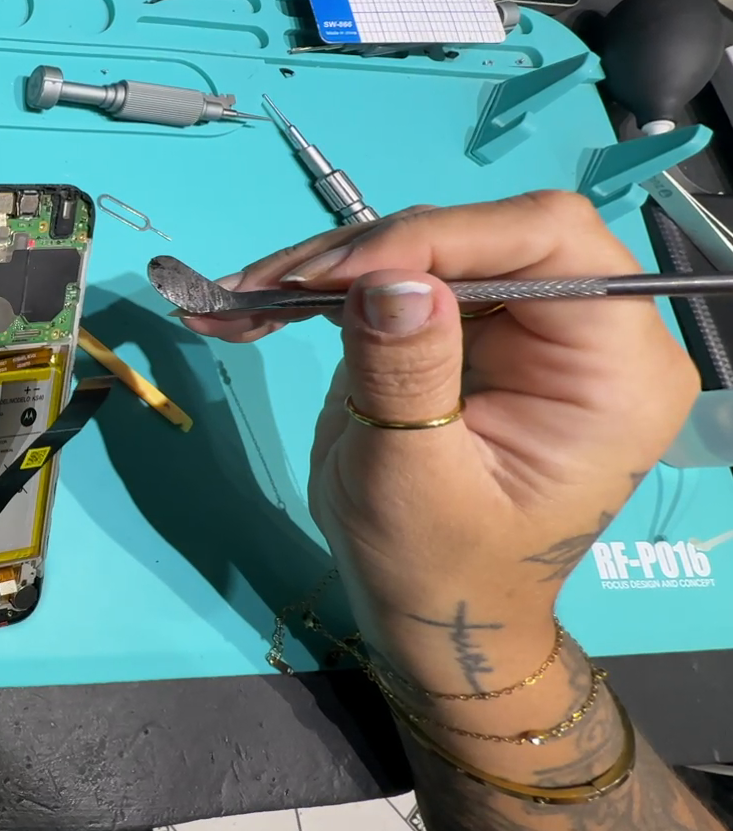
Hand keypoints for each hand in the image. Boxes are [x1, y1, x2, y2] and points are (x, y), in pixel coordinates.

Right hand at [187, 192, 697, 691]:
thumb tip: (385, 281)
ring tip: (226, 302)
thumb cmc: (434, 557)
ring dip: (304, 272)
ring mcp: (496, 325)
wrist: (419, 594)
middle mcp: (563, 327)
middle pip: (461, 236)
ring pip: (400, 252)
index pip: (545, 241)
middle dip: (347, 255)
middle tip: (253, 289)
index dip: (435, 238)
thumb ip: (407, 374)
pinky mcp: (435, 331)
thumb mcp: (413, 476)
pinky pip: (366, 285)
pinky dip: (296, 295)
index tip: (327, 276)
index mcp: (605, 365)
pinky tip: (236, 313)